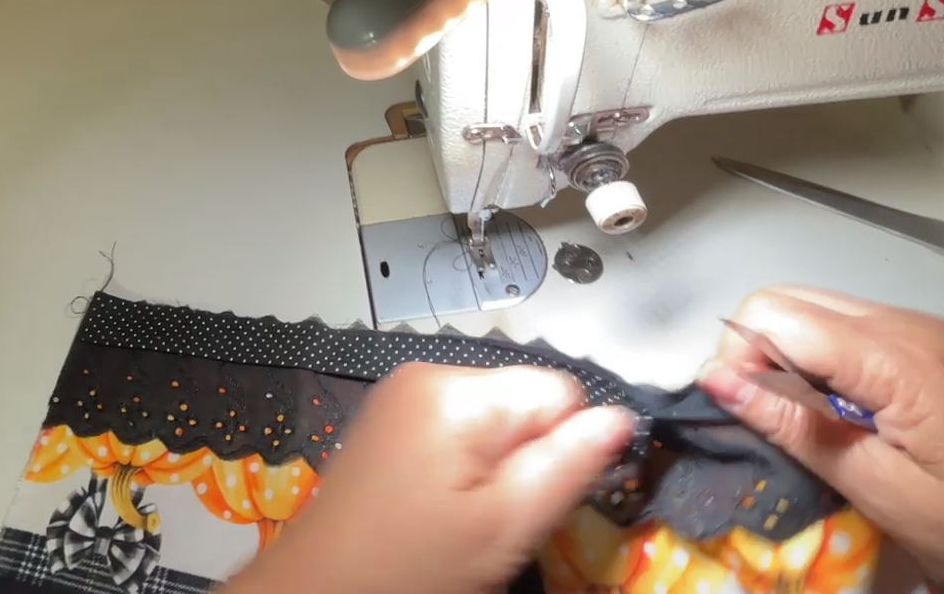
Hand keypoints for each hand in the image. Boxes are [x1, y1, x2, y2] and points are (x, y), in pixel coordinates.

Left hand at [223, 364, 633, 593]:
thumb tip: (620, 418)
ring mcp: (403, 387)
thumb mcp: (504, 526)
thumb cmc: (415, 565)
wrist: (323, 584)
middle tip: (496, 512)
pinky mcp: (389, 408)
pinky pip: (453, 417)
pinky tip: (440, 497)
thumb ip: (566, 465)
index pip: (558, 388)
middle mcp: (428, 370)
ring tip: (464, 509)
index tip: (539, 493)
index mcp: (458, 390)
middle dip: (523, 449)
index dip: (565, 442)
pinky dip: (462, 453)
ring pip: (489, 409)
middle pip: (519, 396)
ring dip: (494, 455)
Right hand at [700, 287, 943, 593]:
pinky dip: (823, 357)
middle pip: (784, 299)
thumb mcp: (885, 493)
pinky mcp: (935, 342)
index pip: (771, 314)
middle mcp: (908, 322)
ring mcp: (925, 328)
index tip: (747, 410)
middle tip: (773, 415)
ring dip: (789, 355)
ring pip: (811, 307)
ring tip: (813, 418)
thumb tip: (713, 379)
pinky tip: (847, 408)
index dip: (739, 357)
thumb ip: (795, 426)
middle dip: (756, 350)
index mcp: (897, 355)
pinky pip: (846, 325)